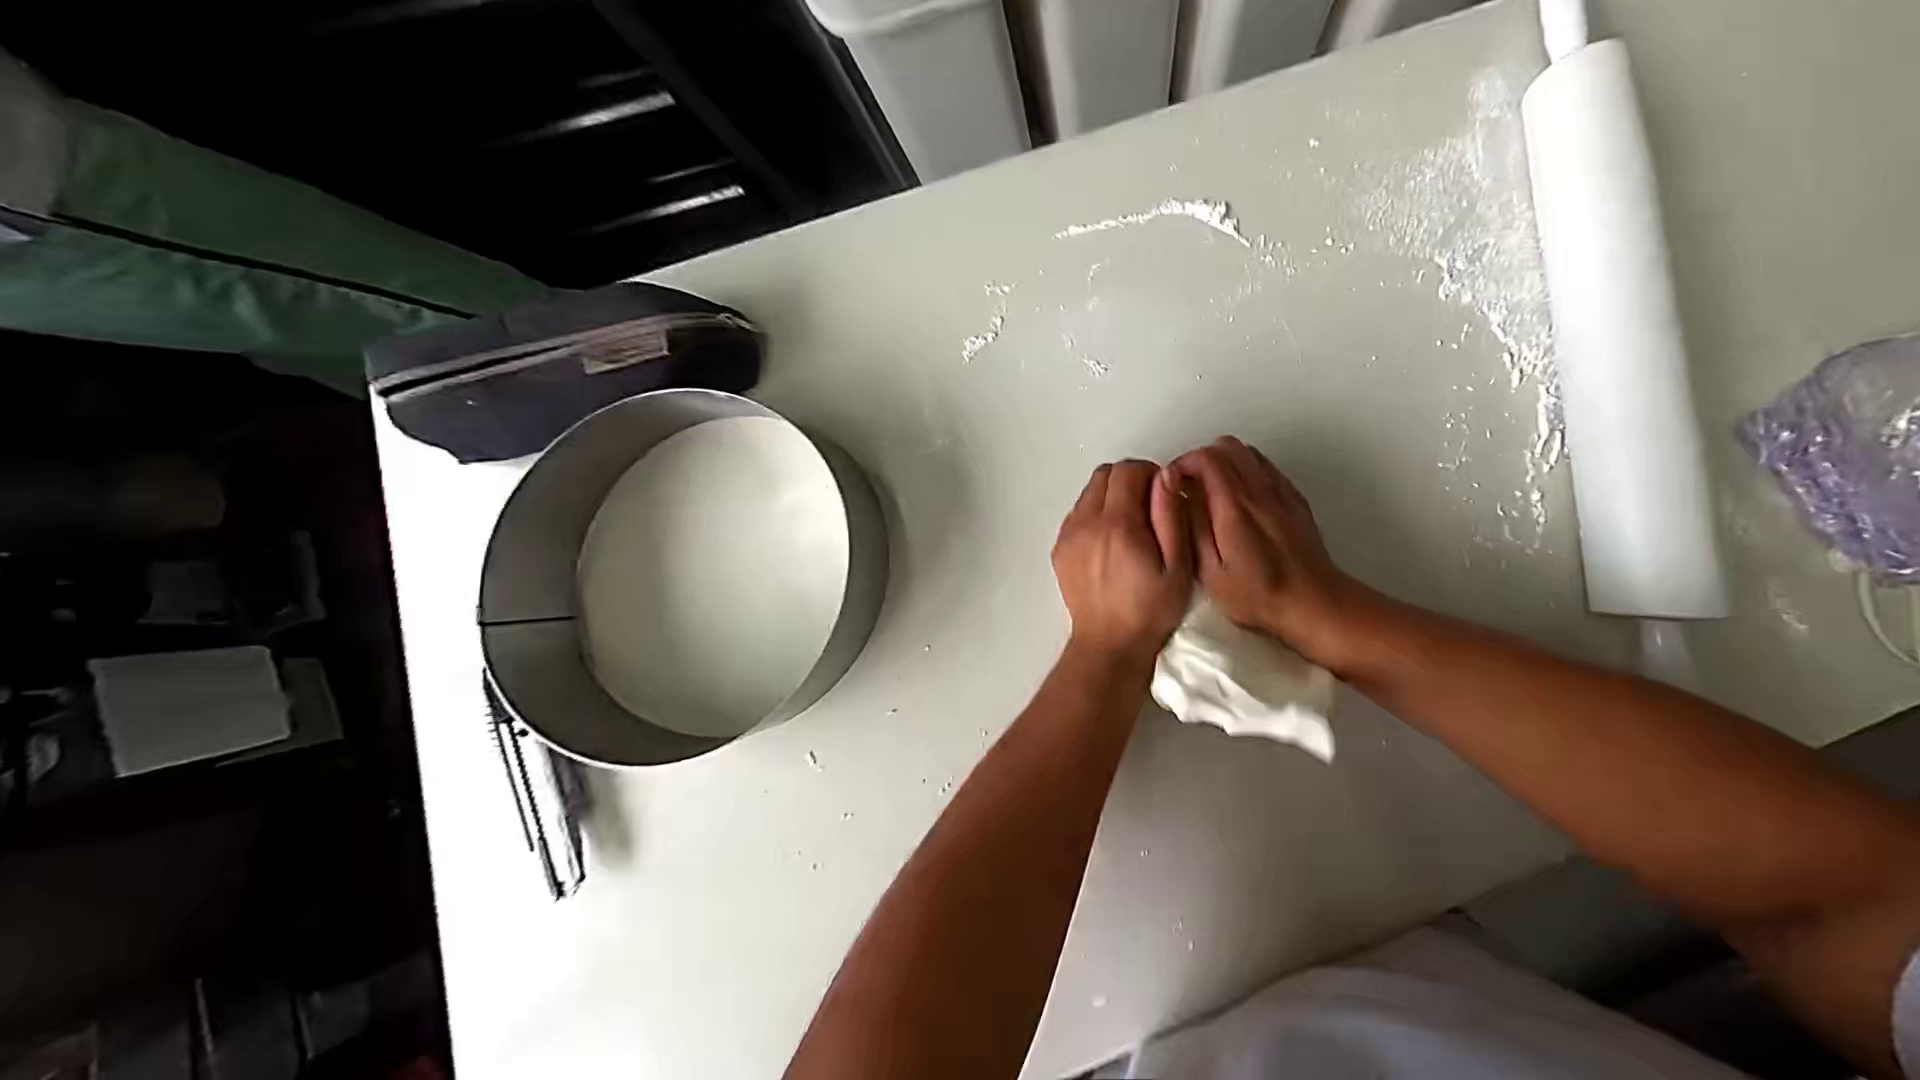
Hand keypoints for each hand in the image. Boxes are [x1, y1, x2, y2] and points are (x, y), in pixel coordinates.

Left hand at [1052, 460, 1193, 662]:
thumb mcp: (1177, 565)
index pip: (1127, 470)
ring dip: (1110, 497)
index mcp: (1117, 525)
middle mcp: (1086, 524)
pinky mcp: (1059, 549)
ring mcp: (1068, 536)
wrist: (1110, 643)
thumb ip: (1171, 515)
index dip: (1149, 473)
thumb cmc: (1150, 609)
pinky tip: (1111, 541)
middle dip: (1129, 480)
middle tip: (1149, 507)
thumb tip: (1165, 476)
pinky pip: (1077, 514)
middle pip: (1104, 475)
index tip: (1163, 494)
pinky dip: (1095, 515)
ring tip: (1131, 526)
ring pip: (1088, 493)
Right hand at [1170, 437, 1373, 668]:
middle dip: (1200, 459)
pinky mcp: (1293, 500)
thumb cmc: (1259, 595)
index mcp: (1235, 508)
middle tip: (1188, 485)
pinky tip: (1236, 498)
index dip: (1182, 464)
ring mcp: (1280, 493)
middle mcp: (1260, 493)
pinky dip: (1244, 470)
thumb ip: (1192, 528)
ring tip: (1209, 490)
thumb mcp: (1209, 572)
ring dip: (1223, 462)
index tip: (1173, 485)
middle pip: (1226, 446)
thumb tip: (1179, 497)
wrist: (1311, 603)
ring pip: (1247, 452)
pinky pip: (1265, 467)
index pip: (1205, 458)